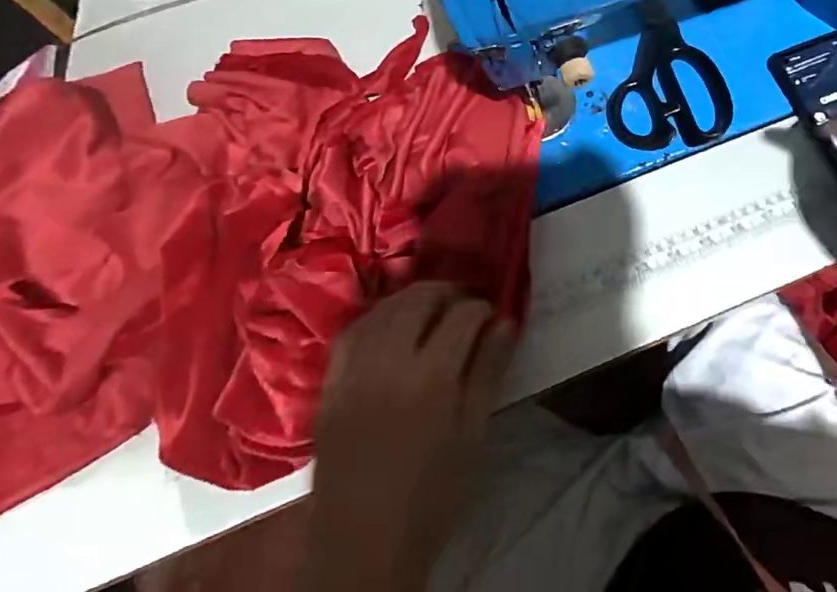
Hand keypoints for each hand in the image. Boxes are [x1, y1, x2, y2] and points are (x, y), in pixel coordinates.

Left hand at [304, 283, 515, 591]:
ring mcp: (353, 372)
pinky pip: (352, 331)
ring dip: (413, 299)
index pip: (463, 316)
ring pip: (384, 309)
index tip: (494, 315)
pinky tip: (393, 324)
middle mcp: (388, 364)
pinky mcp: (329, 386)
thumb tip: (506, 322)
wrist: (362, 544)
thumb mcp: (473, 432)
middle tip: (468, 303)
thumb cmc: (432, 493)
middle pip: (419, 300)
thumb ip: (489, 370)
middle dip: (449, 292)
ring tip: (434, 307)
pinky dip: (377, 317)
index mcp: (431, 378)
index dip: (484, 308)